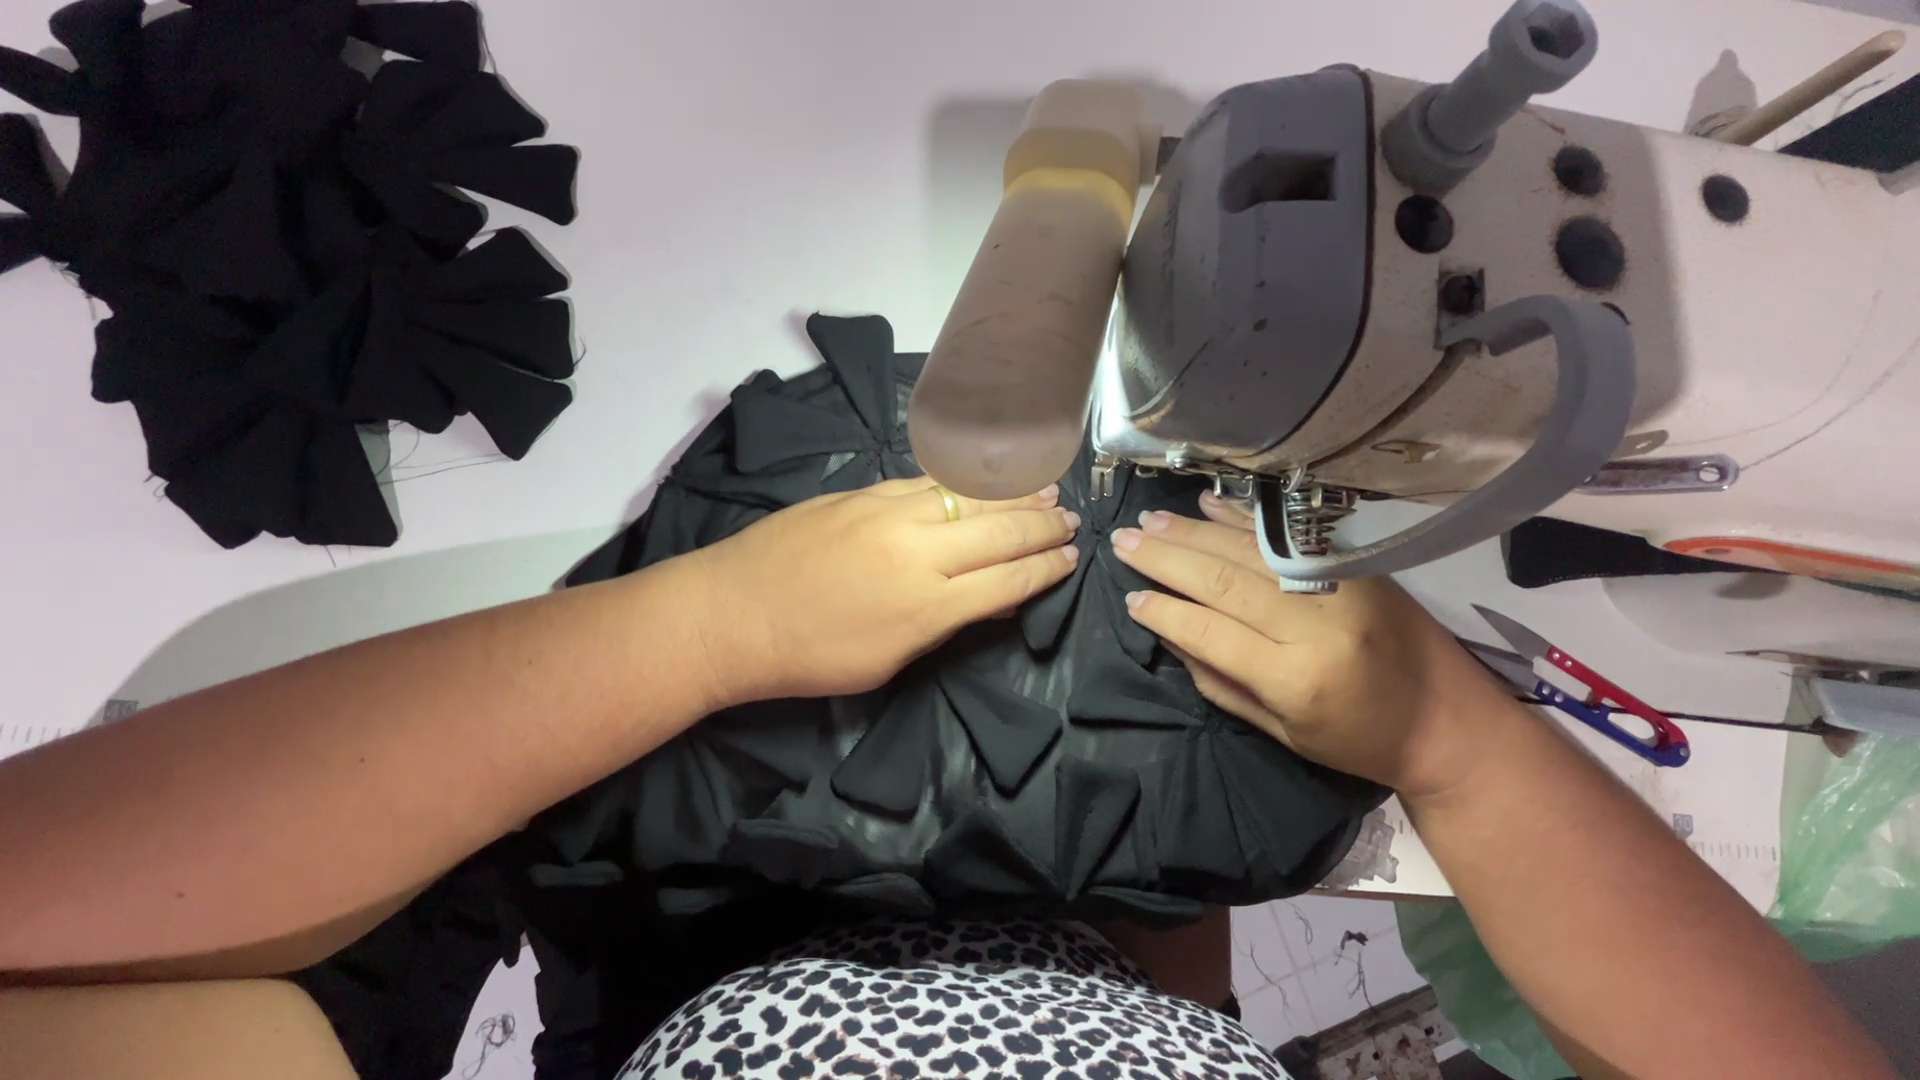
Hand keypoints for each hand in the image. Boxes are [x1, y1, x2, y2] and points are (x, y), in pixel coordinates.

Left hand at [683, 476, 1079, 703]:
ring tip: (1045, 489)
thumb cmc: (810, 657)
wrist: (732, 614)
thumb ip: (947, 625)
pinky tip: (984, 478)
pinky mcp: (863, 492)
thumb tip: (993, 599)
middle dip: (1044, 526)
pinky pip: (929, 482)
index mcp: (930, 605)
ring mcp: (890, 513)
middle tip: (1071, 520)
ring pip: (970, 497)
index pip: (1009, 580)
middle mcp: (920, 551)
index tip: (1072, 558)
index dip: (1047, 569)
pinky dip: (965, 482)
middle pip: (1001, 531)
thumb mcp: (890, 661)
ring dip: (1014, 494)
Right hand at [1109, 493, 1513, 801]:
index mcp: (1295, 679)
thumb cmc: (1358, 741)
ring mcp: (1339, 588)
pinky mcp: (1356, 567)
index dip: (1165, 614)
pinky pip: (1287, 537)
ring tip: (1150, 523)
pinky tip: (1206, 506)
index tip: (1130, 597)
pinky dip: (1242, 519)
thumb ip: (1222, 684)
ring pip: (1249, 551)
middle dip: (1166, 559)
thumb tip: (1172, 636)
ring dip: (1193, 533)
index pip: (1210, 633)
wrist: (1452, 722)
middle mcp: (1315, 626)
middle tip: (1123, 541)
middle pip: (1223, 581)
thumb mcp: (1283, 732)